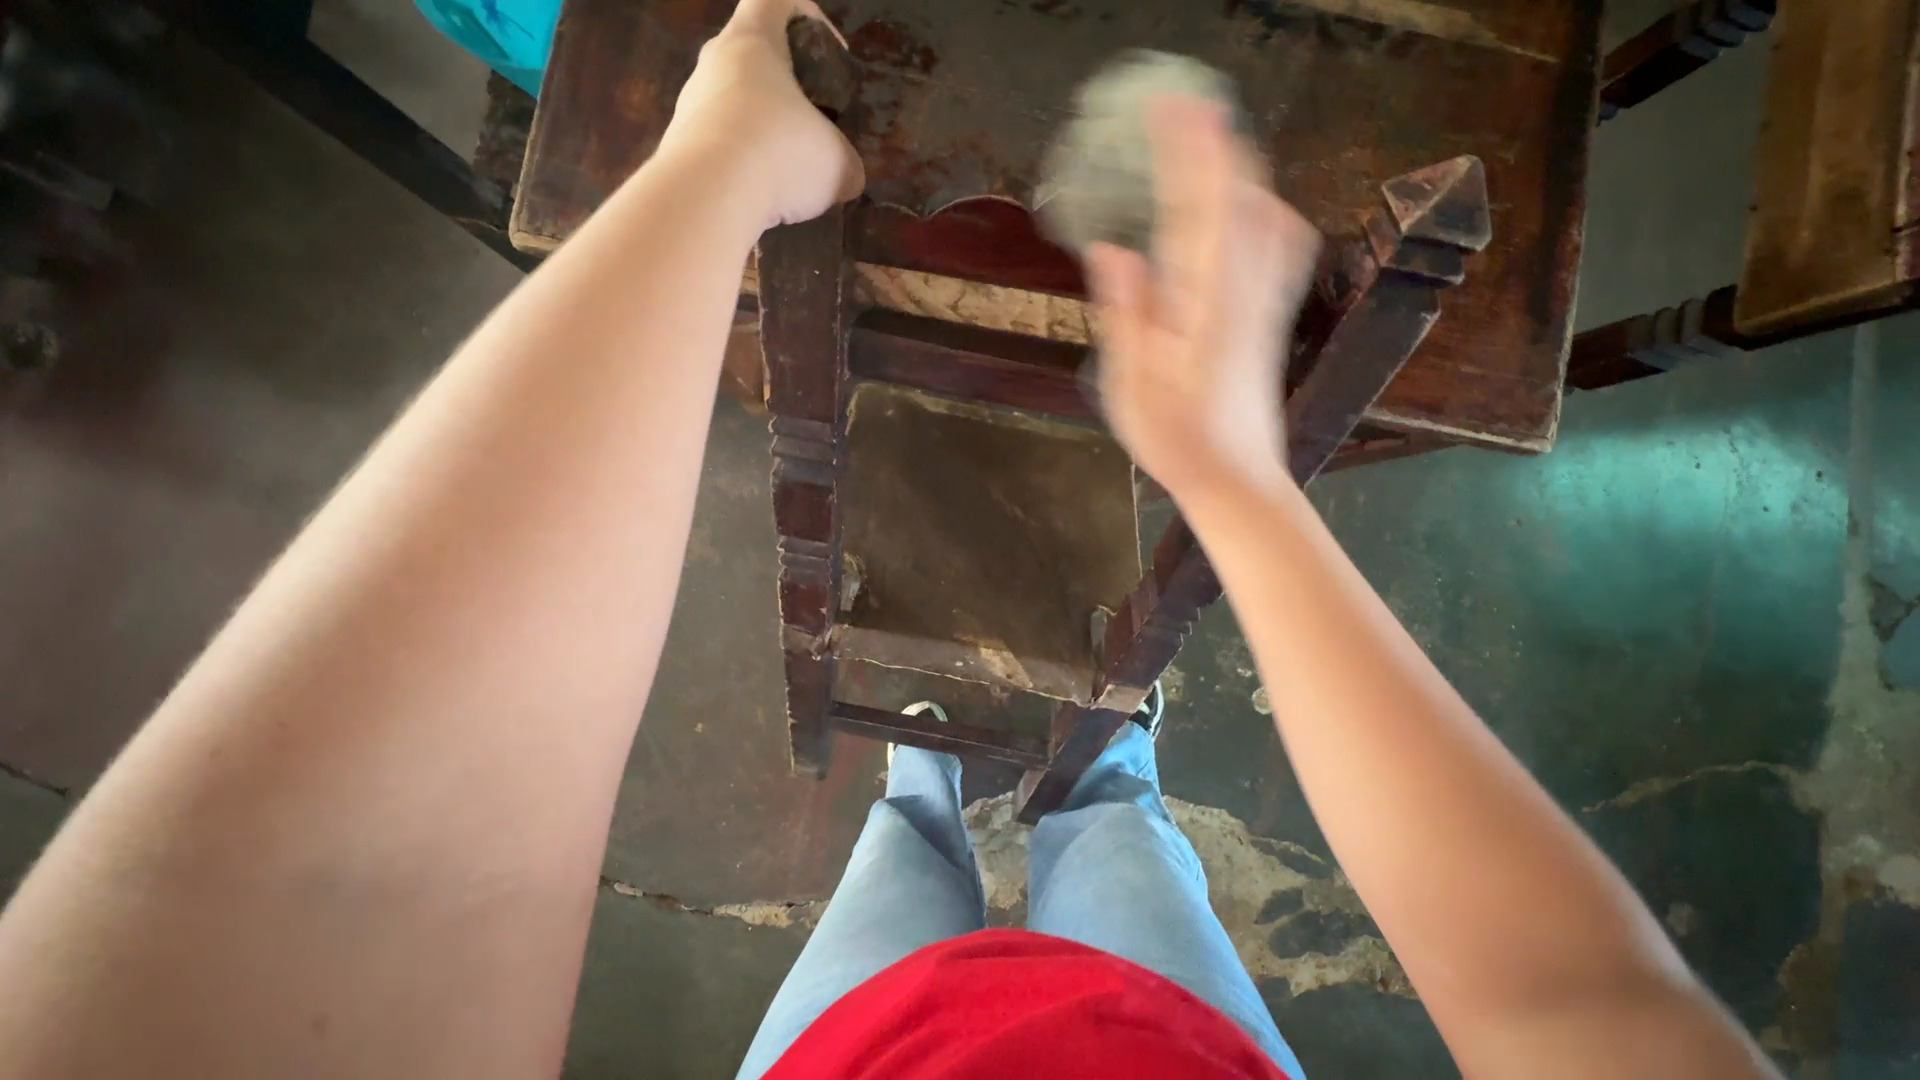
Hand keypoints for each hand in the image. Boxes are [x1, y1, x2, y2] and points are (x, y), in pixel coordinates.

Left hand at [660, 0, 865, 229]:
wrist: (707, 195)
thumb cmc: (781, 152)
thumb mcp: (838, 162)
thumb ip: (846, 162)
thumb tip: (847, 177)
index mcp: (754, 41)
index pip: (778, 2)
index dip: (811, 20)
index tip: (833, 57)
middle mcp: (715, 62)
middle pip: (753, 58)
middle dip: (786, 89)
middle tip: (814, 123)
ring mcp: (690, 104)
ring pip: (733, 105)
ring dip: (762, 132)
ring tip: (789, 173)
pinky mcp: (678, 148)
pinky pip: (718, 147)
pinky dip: (741, 167)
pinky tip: (761, 197)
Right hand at [1084, 99, 1320, 498]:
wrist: (1237, 481)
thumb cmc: (1177, 441)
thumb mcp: (1131, 383)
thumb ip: (1126, 313)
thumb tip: (1112, 248)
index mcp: (1207, 306)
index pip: (1201, 211)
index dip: (1188, 153)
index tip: (1169, 107)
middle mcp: (1246, 294)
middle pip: (1246, 200)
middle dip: (1217, 148)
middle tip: (1182, 114)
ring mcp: (1266, 304)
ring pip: (1269, 218)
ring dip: (1241, 173)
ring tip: (1208, 148)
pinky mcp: (1272, 317)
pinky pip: (1279, 246)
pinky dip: (1261, 210)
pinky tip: (1243, 210)